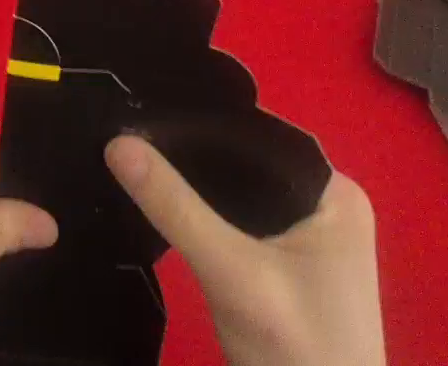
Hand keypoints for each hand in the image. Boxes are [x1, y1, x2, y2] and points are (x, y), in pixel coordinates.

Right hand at [106, 135, 384, 365]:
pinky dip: (195, 206)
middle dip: (185, 147)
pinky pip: (230, 212)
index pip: (254, 131)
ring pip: (231, 184)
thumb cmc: (298, 354)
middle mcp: (322, 200)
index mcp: (333, 191)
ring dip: (186, 177)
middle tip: (120, 130)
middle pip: (240, 156)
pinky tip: (153, 196)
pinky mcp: (280, 257)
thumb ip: (175, 208)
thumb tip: (115, 142)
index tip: (135, 107)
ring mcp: (302, 231)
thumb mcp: (232, 274)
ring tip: (126, 153)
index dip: (196, 116)